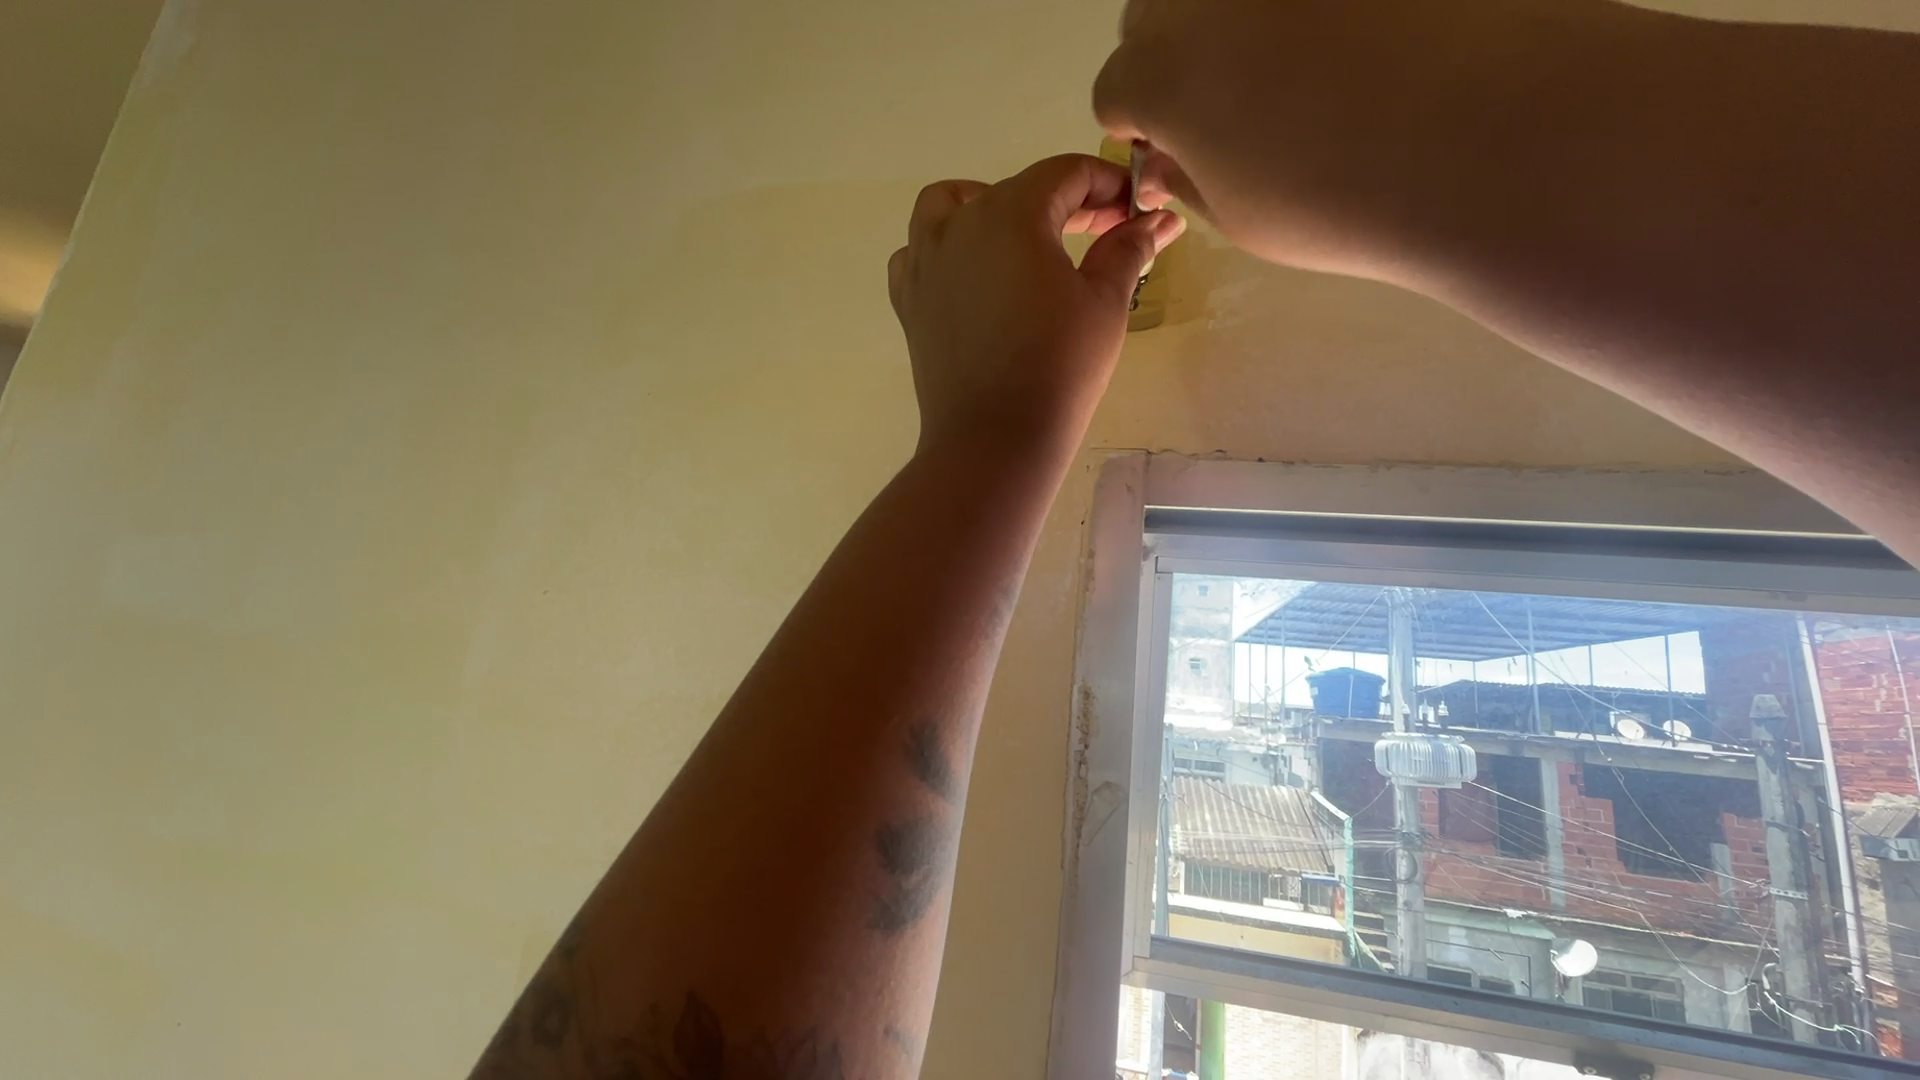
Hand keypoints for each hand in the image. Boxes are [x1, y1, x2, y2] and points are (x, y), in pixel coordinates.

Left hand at [888, 154, 1183, 458]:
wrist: (994, 438)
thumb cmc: (1059, 367)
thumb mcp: (1104, 302)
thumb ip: (1128, 248)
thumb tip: (1160, 218)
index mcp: (1010, 213)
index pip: (1065, 173)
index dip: (1107, 184)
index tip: (1133, 211)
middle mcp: (957, 224)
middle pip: (1015, 189)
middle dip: (1064, 201)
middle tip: (1102, 231)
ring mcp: (924, 262)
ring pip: (950, 206)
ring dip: (990, 208)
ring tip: (1023, 241)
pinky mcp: (908, 301)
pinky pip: (919, 254)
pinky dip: (945, 251)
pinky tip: (973, 277)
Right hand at [1093, 0, 1629, 278]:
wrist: (1486, 137)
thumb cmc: (1335, 201)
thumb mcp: (1238, 215)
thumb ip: (1185, 178)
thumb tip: (1160, 163)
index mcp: (1159, 73)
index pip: (1114, 90)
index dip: (1135, 129)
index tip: (1170, 152)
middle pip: (1150, 15)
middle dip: (1166, 61)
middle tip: (1220, 108)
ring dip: (1225, 27)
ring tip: (1284, 72)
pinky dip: (1298, 15)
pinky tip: (1343, 46)